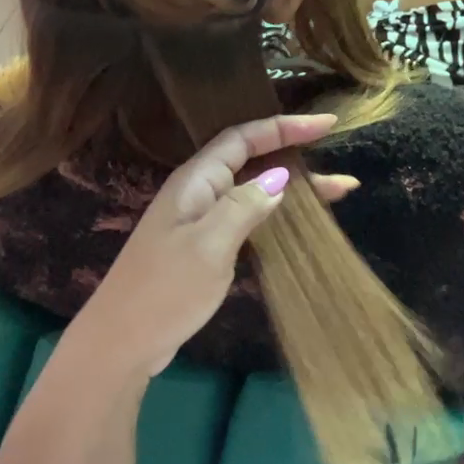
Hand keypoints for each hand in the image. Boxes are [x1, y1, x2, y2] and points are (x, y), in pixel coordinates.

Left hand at [70, 113, 356, 376]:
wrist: (123, 340)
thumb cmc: (165, 289)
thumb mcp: (209, 245)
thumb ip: (244, 206)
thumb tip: (278, 178)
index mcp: (195, 181)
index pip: (243, 138)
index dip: (283, 126)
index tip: (326, 123)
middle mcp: (197, 193)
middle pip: (250, 161)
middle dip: (295, 155)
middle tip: (340, 163)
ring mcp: (199, 221)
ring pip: (252, 190)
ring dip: (291, 188)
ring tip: (337, 193)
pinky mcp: (203, 248)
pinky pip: (246, 217)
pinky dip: (276, 215)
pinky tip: (298, 225)